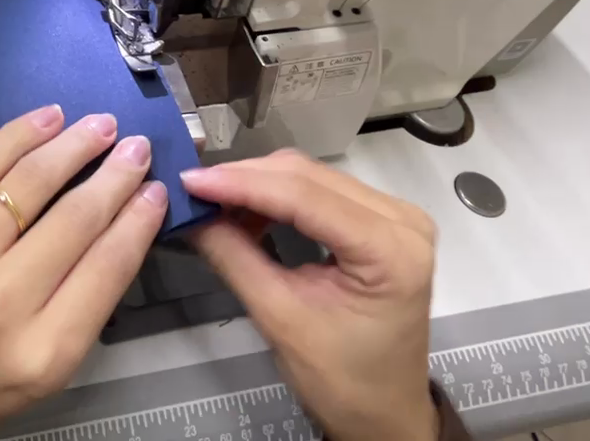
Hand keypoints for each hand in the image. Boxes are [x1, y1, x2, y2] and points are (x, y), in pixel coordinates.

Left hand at [0, 106, 167, 440]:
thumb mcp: (49, 366)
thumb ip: (86, 300)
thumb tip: (122, 221)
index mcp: (43, 350)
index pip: (107, 267)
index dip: (138, 220)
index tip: (157, 189)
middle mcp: (2, 301)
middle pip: (74, 219)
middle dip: (114, 176)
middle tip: (137, 148)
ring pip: (29, 182)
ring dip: (73, 146)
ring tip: (101, 126)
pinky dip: (18, 136)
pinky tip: (49, 119)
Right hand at [181, 151, 439, 440]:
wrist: (385, 415)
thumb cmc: (343, 380)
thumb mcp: (279, 318)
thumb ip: (232, 255)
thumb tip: (189, 213)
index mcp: (390, 251)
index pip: (302, 196)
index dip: (240, 183)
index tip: (189, 180)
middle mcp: (401, 219)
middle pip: (307, 177)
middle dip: (244, 179)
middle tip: (194, 190)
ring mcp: (394, 214)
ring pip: (309, 175)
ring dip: (257, 183)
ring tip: (215, 201)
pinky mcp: (380, 217)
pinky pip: (319, 188)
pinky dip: (276, 194)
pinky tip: (247, 210)